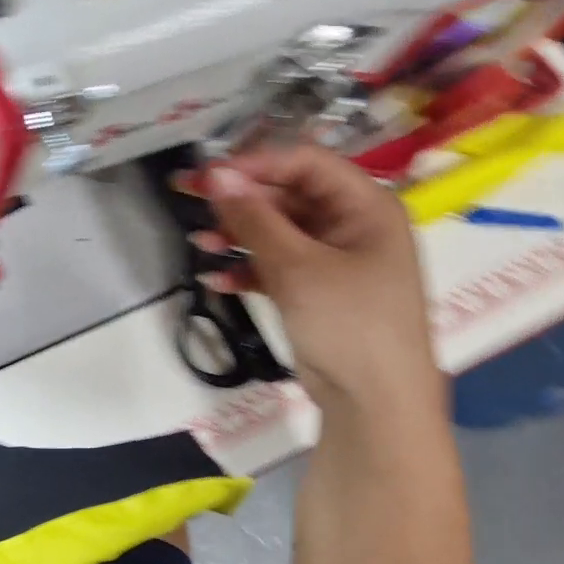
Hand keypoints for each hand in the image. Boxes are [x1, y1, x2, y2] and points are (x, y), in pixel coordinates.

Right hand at [195, 145, 440, 410]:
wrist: (374, 399)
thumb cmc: (349, 322)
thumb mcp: (297, 266)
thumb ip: (254, 218)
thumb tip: (215, 175)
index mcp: (366, 206)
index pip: (305, 164)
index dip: (254, 164)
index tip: (205, 175)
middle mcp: (352, 225)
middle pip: (287, 196)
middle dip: (239, 201)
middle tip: (188, 199)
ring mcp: (334, 259)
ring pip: (276, 232)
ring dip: (237, 236)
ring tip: (198, 245)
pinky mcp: (315, 290)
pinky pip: (275, 265)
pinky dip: (246, 269)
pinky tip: (217, 280)